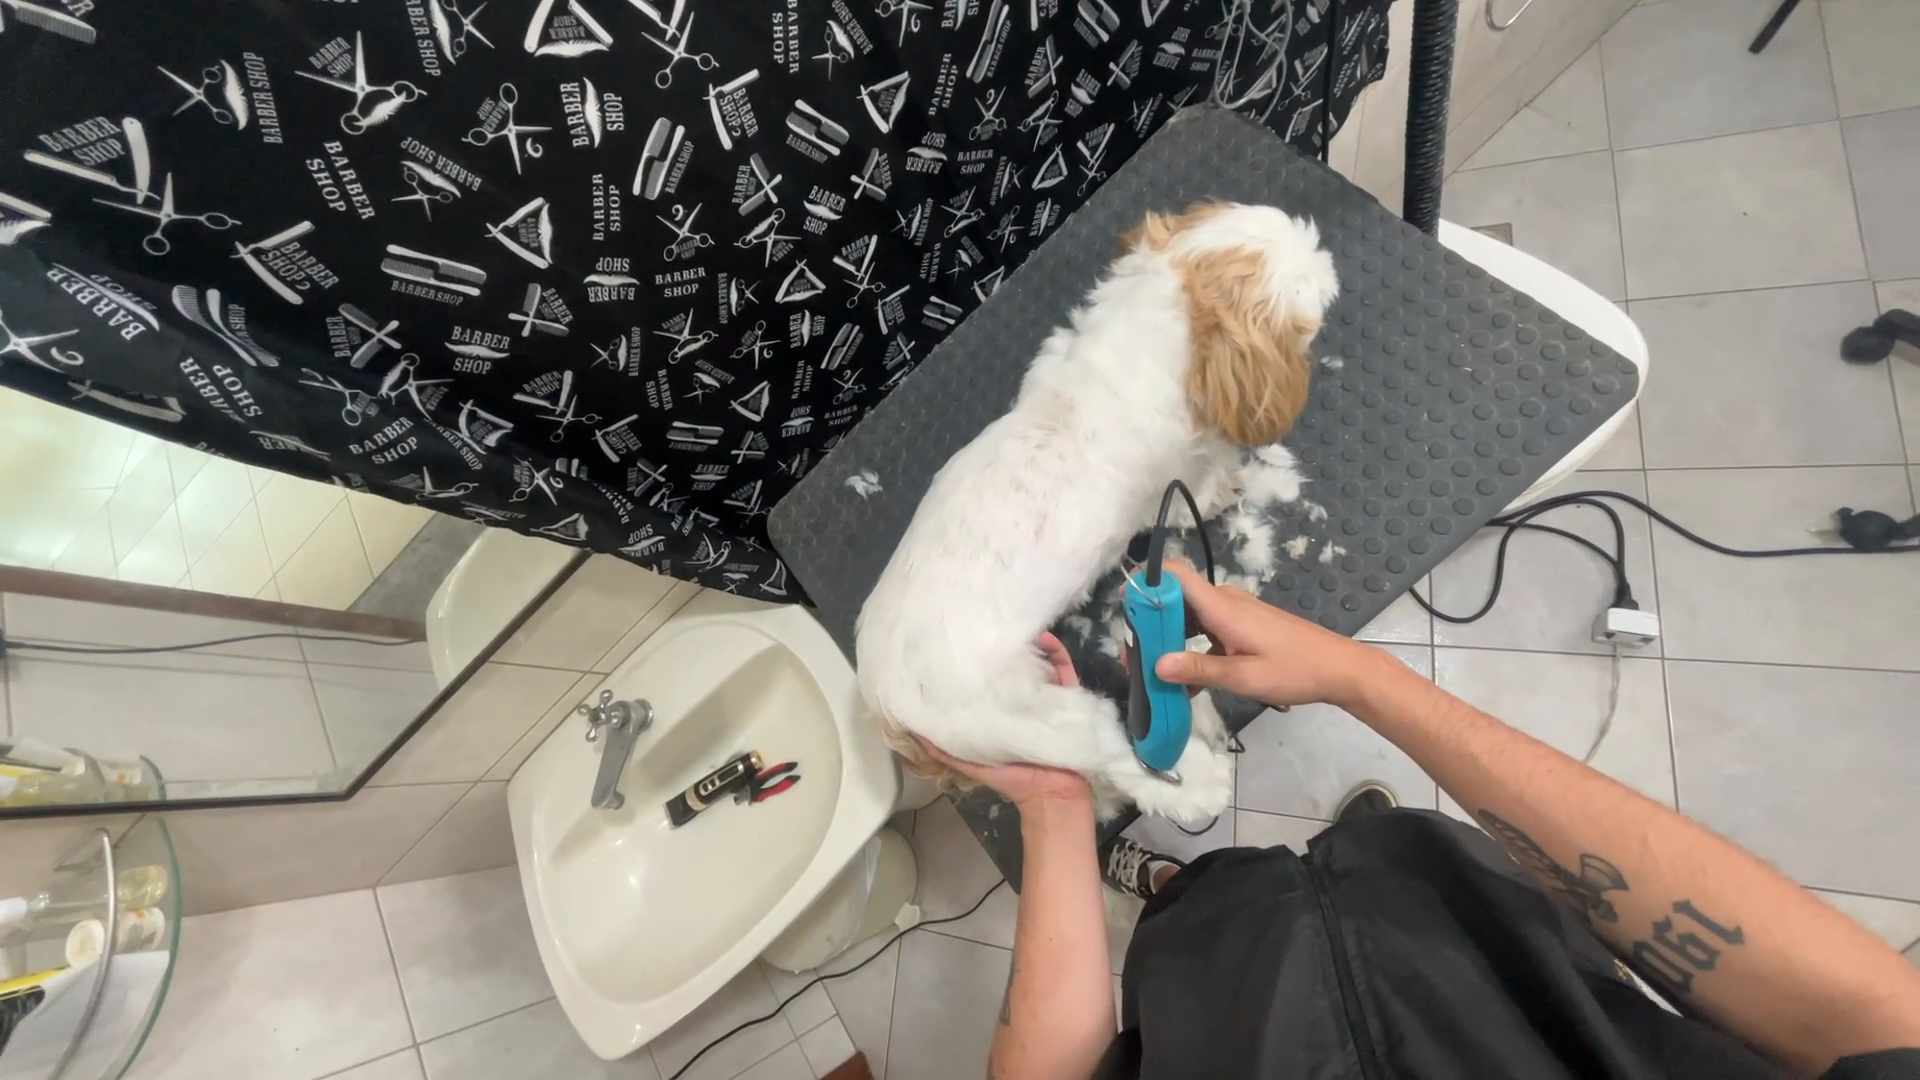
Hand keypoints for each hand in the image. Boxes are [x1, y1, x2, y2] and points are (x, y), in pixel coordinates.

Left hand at [916, 633, 1092, 810]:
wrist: (1051, 793)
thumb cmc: (1010, 778)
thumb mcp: (968, 761)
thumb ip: (941, 747)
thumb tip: (909, 728)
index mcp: (999, 711)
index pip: (987, 682)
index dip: (977, 664)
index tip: (963, 644)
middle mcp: (1020, 700)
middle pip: (1013, 668)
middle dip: (1004, 649)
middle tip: (991, 629)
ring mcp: (1045, 697)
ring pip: (1038, 663)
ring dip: (1030, 644)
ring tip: (1017, 628)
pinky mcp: (1067, 696)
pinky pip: (1064, 669)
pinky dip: (1057, 653)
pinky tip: (1044, 639)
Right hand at [1152, 561, 1386, 710]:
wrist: (1341, 669)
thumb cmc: (1297, 670)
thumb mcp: (1245, 677)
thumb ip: (1199, 670)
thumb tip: (1157, 665)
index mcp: (1222, 606)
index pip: (1175, 574)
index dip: (1147, 582)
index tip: (1126, 609)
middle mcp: (1223, 602)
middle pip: (1173, 598)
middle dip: (1149, 623)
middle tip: (1134, 657)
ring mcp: (1230, 614)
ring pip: (1185, 615)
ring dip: (1167, 638)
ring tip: (1152, 670)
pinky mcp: (1237, 627)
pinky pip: (1202, 630)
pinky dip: (1187, 648)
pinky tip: (1183, 681)